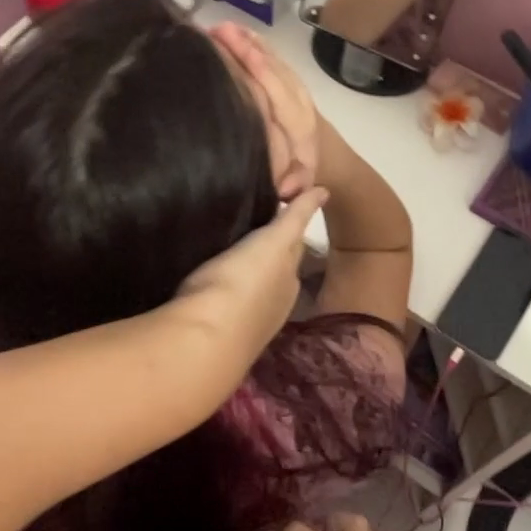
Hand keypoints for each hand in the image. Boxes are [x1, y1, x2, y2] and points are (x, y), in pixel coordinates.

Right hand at [172, 187, 327, 382]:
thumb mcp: (274, 241)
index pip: (292, 249)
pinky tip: (208, 287)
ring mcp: (246, 324)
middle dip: (265, 255)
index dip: (286, 229)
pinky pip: (224, 305)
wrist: (205, 340)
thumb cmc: (243, 282)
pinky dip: (222, 293)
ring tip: (224, 254)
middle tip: (246, 229)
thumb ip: (296, 217)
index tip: (274, 212)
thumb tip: (324, 190)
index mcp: (288, 281)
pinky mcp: (216, 332)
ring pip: (248, 291)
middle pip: (273, 273)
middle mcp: (273, 304)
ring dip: (242, 276)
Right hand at [208, 22, 319, 197]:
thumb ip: (296, 182)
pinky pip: (277, 62)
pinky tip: (241, 34)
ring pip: (275, 62)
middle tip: (217, 29)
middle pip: (274, 69)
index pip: (276, 89)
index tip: (233, 46)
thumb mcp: (302, 184)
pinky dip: (260, 47)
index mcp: (299, 125)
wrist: (334, 165)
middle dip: (248, 47)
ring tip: (222, 26)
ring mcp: (298, 91)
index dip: (256, 65)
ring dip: (252, 42)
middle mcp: (300, 102)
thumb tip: (289, 187)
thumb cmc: (305, 176)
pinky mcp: (294, 86)